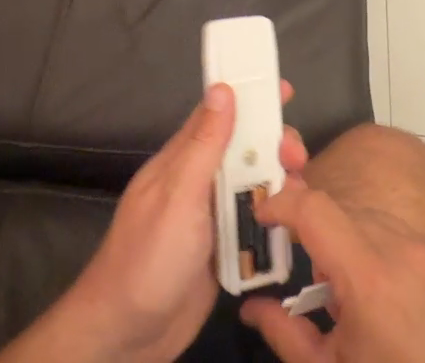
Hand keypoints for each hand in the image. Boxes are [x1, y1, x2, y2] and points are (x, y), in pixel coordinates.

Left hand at [0, 80, 305, 362]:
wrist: (127, 335)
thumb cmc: (147, 259)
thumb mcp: (178, 196)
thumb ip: (203, 145)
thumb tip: (222, 89)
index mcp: (181, 161)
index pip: (218, 115)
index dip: (250, 98)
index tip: (284, 89)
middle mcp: (198, 183)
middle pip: (245, 151)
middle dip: (274, 147)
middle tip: (296, 158)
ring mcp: (210, 218)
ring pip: (254, 187)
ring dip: (279, 185)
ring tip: (297, 195)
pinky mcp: (223, 250)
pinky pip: (255, 225)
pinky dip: (275, 221)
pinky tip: (291, 228)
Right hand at [238, 180, 424, 362]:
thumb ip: (285, 332)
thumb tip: (252, 307)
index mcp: (369, 278)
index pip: (315, 210)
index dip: (282, 204)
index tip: (264, 216)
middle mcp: (406, 249)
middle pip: (344, 216)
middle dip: (320, 239)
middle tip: (320, 286)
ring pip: (376, 222)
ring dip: (355, 244)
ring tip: (360, 298)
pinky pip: (409, 236)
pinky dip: (389, 253)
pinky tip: (394, 297)